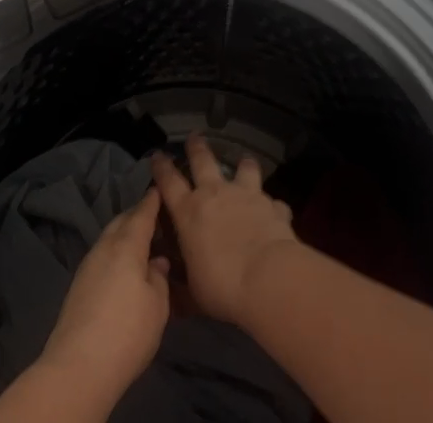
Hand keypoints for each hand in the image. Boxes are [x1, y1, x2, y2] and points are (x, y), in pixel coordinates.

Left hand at [36, 188, 171, 403]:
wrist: (79, 366)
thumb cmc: (128, 331)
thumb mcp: (158, 305)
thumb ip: (159, 278)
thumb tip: (156, 262)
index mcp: (126, 246)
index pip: (141, 215)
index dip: (151, 202)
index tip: (158, 189)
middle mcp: (103, 249)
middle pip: (120, 222)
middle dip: (136, 215)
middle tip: (155, 216)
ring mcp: (87, 267)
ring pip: (108, 239)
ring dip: (124, 235)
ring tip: (143, 241)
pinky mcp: (79, 286)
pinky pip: (102, 256)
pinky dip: (115, 252)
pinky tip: (126, 266)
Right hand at [152, 135, 301, 325]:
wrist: (267, 278)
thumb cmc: (221, 286)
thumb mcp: (193, 292)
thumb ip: (182, 286)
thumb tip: (170, 295)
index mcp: (188, 211)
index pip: (168, 182)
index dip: (161, 167)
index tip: (157, 155)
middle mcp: (215, 195)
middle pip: (203, 161)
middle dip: (197, 148)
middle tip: (195, 137)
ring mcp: (246, 196)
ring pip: (244, 169)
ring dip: (243, 165)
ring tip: (244, 162)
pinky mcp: (273, 206)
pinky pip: (273, 202)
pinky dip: (272, 206)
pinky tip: (275, 212)